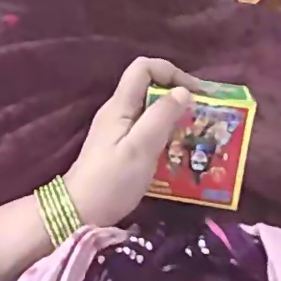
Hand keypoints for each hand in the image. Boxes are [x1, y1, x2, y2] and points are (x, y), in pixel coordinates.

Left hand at [63, 57, 202, 227]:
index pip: (143, 68)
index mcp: (120, 106)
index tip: (195, 93)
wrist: (79, 212)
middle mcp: (117, 112)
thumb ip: (162, 117)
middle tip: (201, 116)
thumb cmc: (112, 181)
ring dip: (173, 117)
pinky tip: (177, 152)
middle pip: (149, 87)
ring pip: (149, 110)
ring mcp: (117, 130)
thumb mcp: (141, 148)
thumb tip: (183, 91)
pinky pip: (146, 129)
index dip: (171, 72)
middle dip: (177, 96)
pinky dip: (164, 134)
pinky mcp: (120, 147)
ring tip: (195, 134)